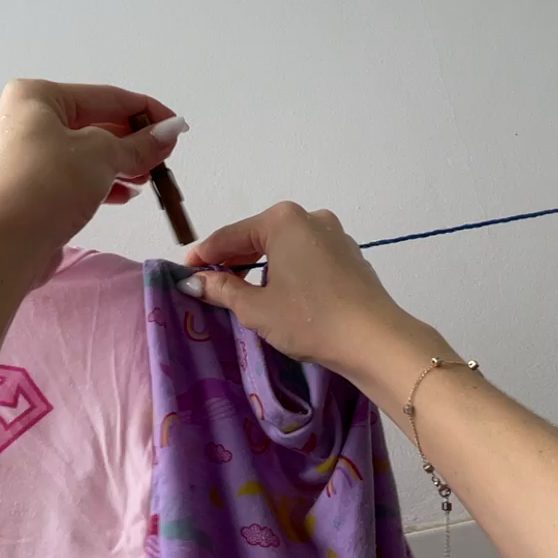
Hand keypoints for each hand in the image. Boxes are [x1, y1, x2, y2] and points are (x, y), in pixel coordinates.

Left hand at [0, 79, 185, 252]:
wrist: (3, 244)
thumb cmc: (48, 184)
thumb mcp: (102, 156)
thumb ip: (141, 144)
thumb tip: (171, 132)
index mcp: (35, 96)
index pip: (105, 97)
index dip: (147, 111)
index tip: (178, 127)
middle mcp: (22, 121)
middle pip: (92, 124)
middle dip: (132, 141)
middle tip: (164, 158)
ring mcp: (19, 158)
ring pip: (82, 154)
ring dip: (119, 165)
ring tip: (148, 179)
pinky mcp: (24, 190)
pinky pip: (70, 178)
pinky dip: (99, 183)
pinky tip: (125, 195)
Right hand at [180, 203, 450, 386]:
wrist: (375, 339)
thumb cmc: (310, 319)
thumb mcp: (257, 308)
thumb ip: (222, 289)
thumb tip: (194, 281)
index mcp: (282, 220)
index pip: (230, 236)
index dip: (203, 255)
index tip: (182, 271)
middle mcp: (310, 217)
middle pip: (258, 237)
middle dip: (232, 260)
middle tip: (208, 283)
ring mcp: (334, 234)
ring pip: (284, 247)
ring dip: (260, 266)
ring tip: (241, 292)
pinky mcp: (350, 255)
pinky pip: (306, 257)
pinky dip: (286, 270)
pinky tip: (279, 293)